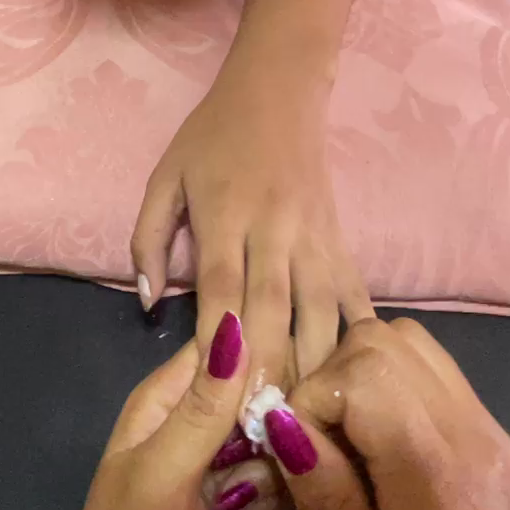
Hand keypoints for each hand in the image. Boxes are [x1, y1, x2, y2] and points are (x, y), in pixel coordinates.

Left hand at [43, 313, 263, 509]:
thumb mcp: (164, 473)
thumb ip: (203, 408)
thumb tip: (237, 327)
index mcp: (166, 399)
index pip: (224, 343)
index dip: (266, 345)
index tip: (303, 367)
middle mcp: (194, 419)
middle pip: (258, 386)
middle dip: (278, 412)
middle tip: (270, 455)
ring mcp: (217, 460)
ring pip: (274, 431)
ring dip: (278, 461)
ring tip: (243, 499)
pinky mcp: (238, 496)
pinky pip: (277, 472)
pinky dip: (278, 491)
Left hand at [132, 47, 372, 388]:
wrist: (278, 89)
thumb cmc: (211, 137)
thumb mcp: (164, 178)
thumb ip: (149, 238)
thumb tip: (149, 302)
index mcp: (225, 213)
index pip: (221, 284)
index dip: (220, 338)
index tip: (215, 391)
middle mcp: (274, 227)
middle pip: (273, 305)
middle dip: (268, 364)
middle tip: (261, 420)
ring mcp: (315, 233)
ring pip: (320, 307)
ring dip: (314, 360)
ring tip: (306, 411)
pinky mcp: (341, 236)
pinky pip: (352, 289)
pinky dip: (356, 329)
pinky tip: (361, 371)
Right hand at [267, 320, 509, 509]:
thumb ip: (326, 500)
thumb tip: (279, 421)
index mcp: (440, 476)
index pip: (365, 375)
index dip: (310, 400)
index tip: (292, 456)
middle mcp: (471, 432)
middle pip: (383, 341)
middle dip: (325, 377)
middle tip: (309, 441)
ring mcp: (483, 424)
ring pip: (404, 338)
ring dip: (351, 370)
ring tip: (334, 431)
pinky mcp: (482, 429)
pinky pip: (422, 363)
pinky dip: (378, 376)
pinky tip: (363, 431)